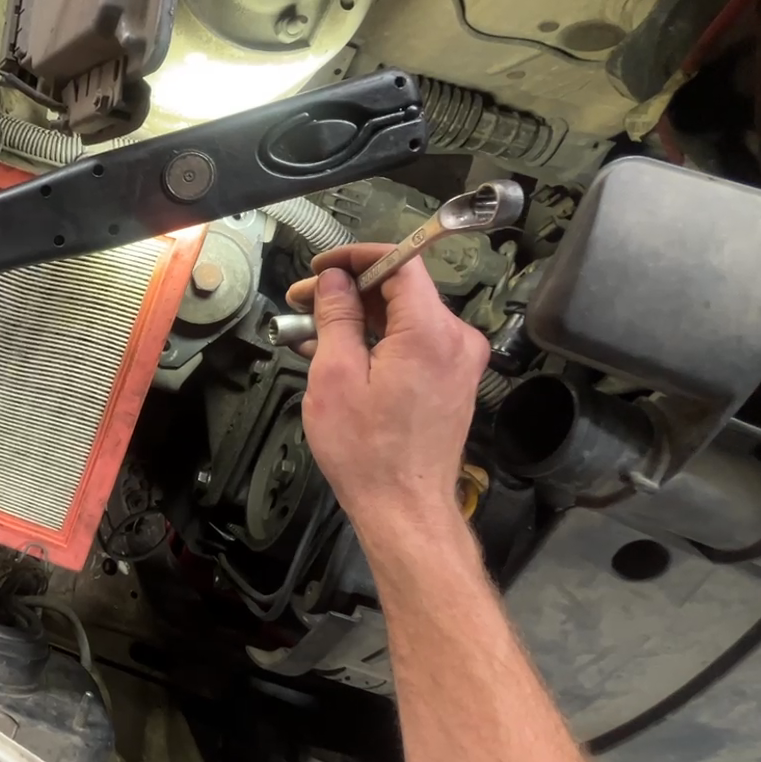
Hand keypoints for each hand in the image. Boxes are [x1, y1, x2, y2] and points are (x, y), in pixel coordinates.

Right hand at [284, 244, 488, 521]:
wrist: (402, 504)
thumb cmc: (368, 451)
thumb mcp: (335, 376)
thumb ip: (337, 318)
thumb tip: (336, 282)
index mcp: (430, 334)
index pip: (401, 263)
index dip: (357, 257)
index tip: (323, 267)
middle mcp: (454, 341)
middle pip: (399, 290)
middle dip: (348, 290)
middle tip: (304, 301)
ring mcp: (456, 361)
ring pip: (402, 316)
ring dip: (357, 316)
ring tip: (311, 331)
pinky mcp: (449, 379)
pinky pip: (410, 341)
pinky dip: (374, 338)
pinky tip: (337, 350)